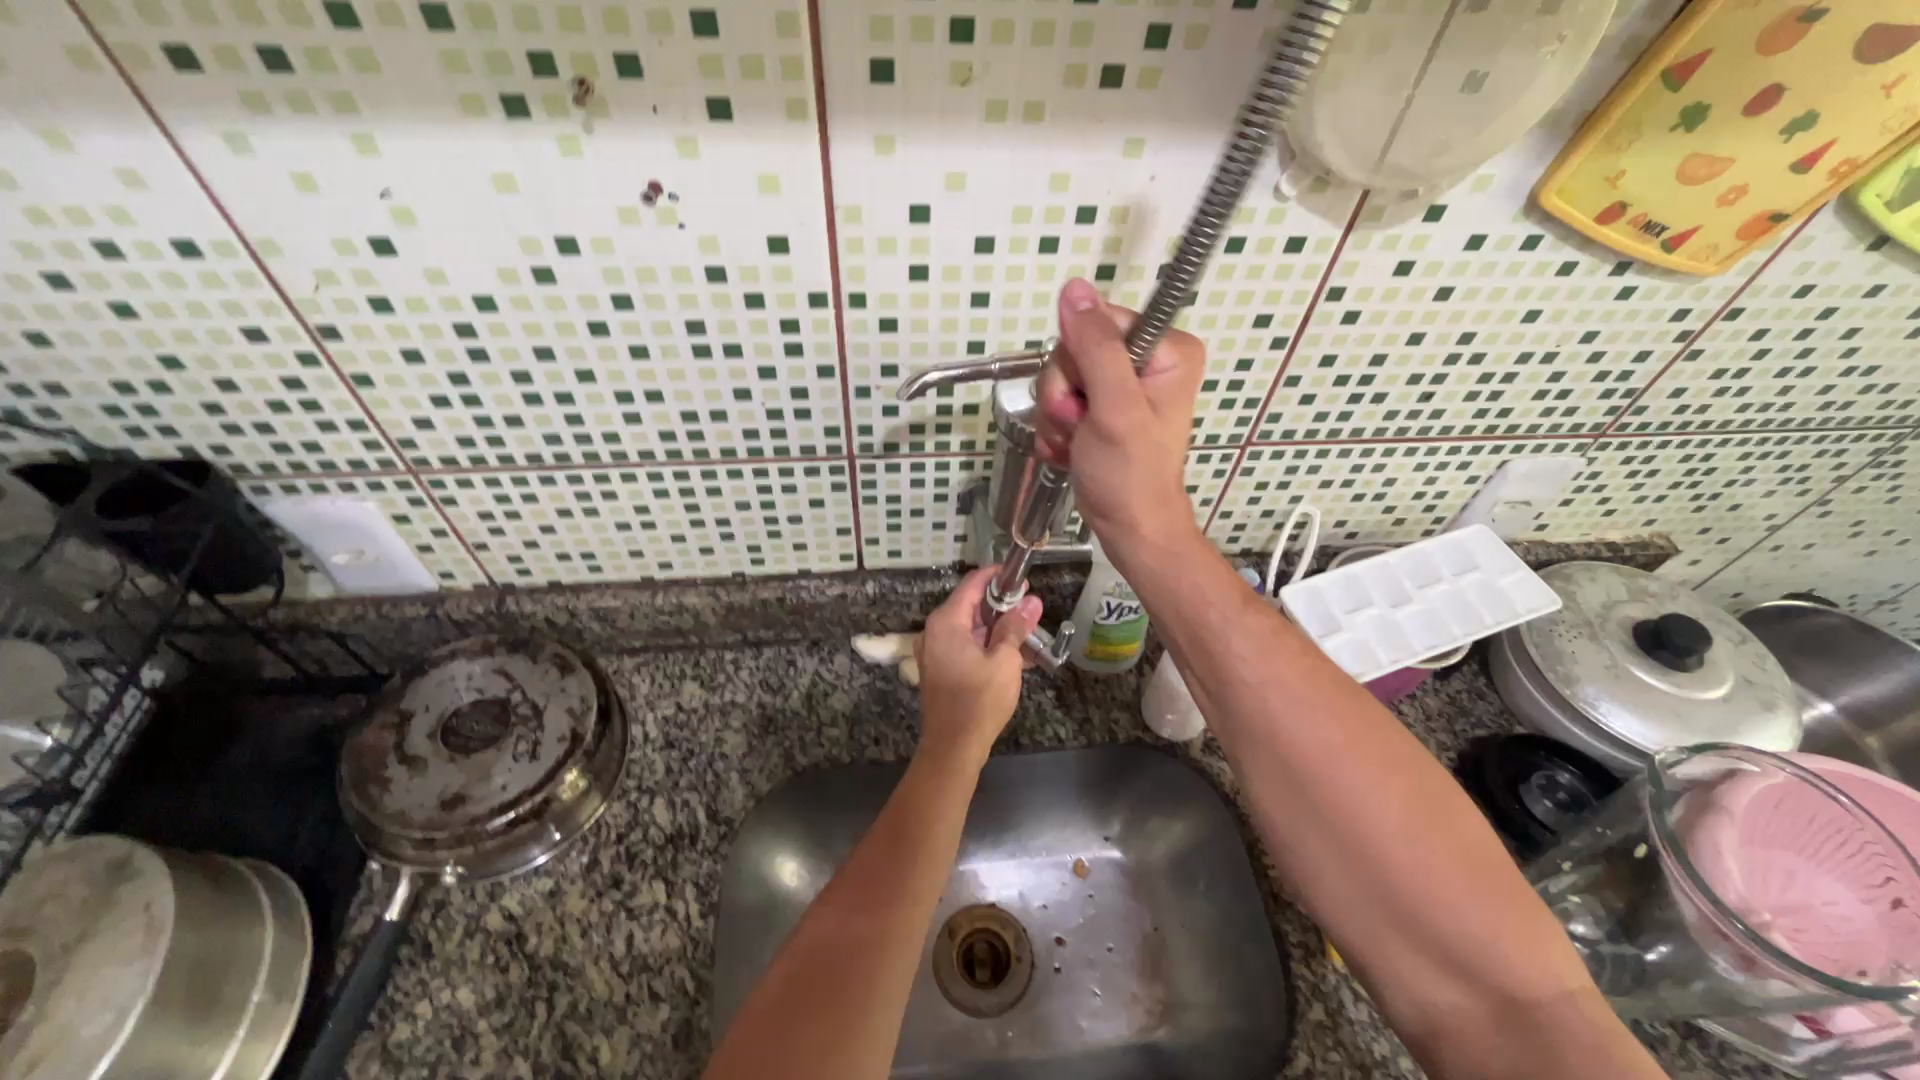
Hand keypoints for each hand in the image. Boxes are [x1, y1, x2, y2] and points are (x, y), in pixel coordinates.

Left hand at [913, 567, 1042, 764]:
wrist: (953, 747)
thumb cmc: (979, 700)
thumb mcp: (1004, 660)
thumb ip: (1016, 627)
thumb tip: (1031, 601)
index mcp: (946, 622)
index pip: (972, 584)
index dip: (998, 577)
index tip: (1022, 577)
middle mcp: (935, 632)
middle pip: (971, 606)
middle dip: (1003, 606)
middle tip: (1031, 608)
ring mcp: (936, 652)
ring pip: (971, 629)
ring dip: (999, 629)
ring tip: (1030, 633)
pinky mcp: (941, 670)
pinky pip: (967, 648)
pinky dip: (989, 647)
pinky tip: (1017, 655)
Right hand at [1034, 278, 1205, 554]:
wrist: (1129, 528)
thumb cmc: (1130, 475)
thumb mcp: (1114, 407)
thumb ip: (1095, 347)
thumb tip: (1074, 288)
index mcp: (1167, 349)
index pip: (1099, 321)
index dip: (1079, 360)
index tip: (1086, 399)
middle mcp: (1146, 359)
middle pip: (1075, 349)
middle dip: (1065, 393)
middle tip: (1080, 426)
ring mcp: (1120, 384)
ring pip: (1061, 376)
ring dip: (1057, 415)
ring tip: (1077, 443)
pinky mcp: (1099, 407)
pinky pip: (1059, 400)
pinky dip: (1057, 428)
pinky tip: (1071, 449)